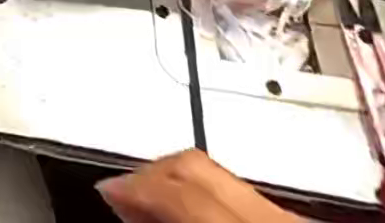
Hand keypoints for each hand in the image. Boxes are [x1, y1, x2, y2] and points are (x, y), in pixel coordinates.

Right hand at [97, 151, 296, 222]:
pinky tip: (195, 219)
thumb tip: (138, 216)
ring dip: (178, 187)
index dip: (135, 187)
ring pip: (220, 178)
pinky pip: (244, 198)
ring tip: (152, 209)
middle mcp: (277, 221)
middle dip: (151, 174)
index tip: (107, 192)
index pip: (184, 191)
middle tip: (121, 195)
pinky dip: (208, 202)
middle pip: (197, 167)